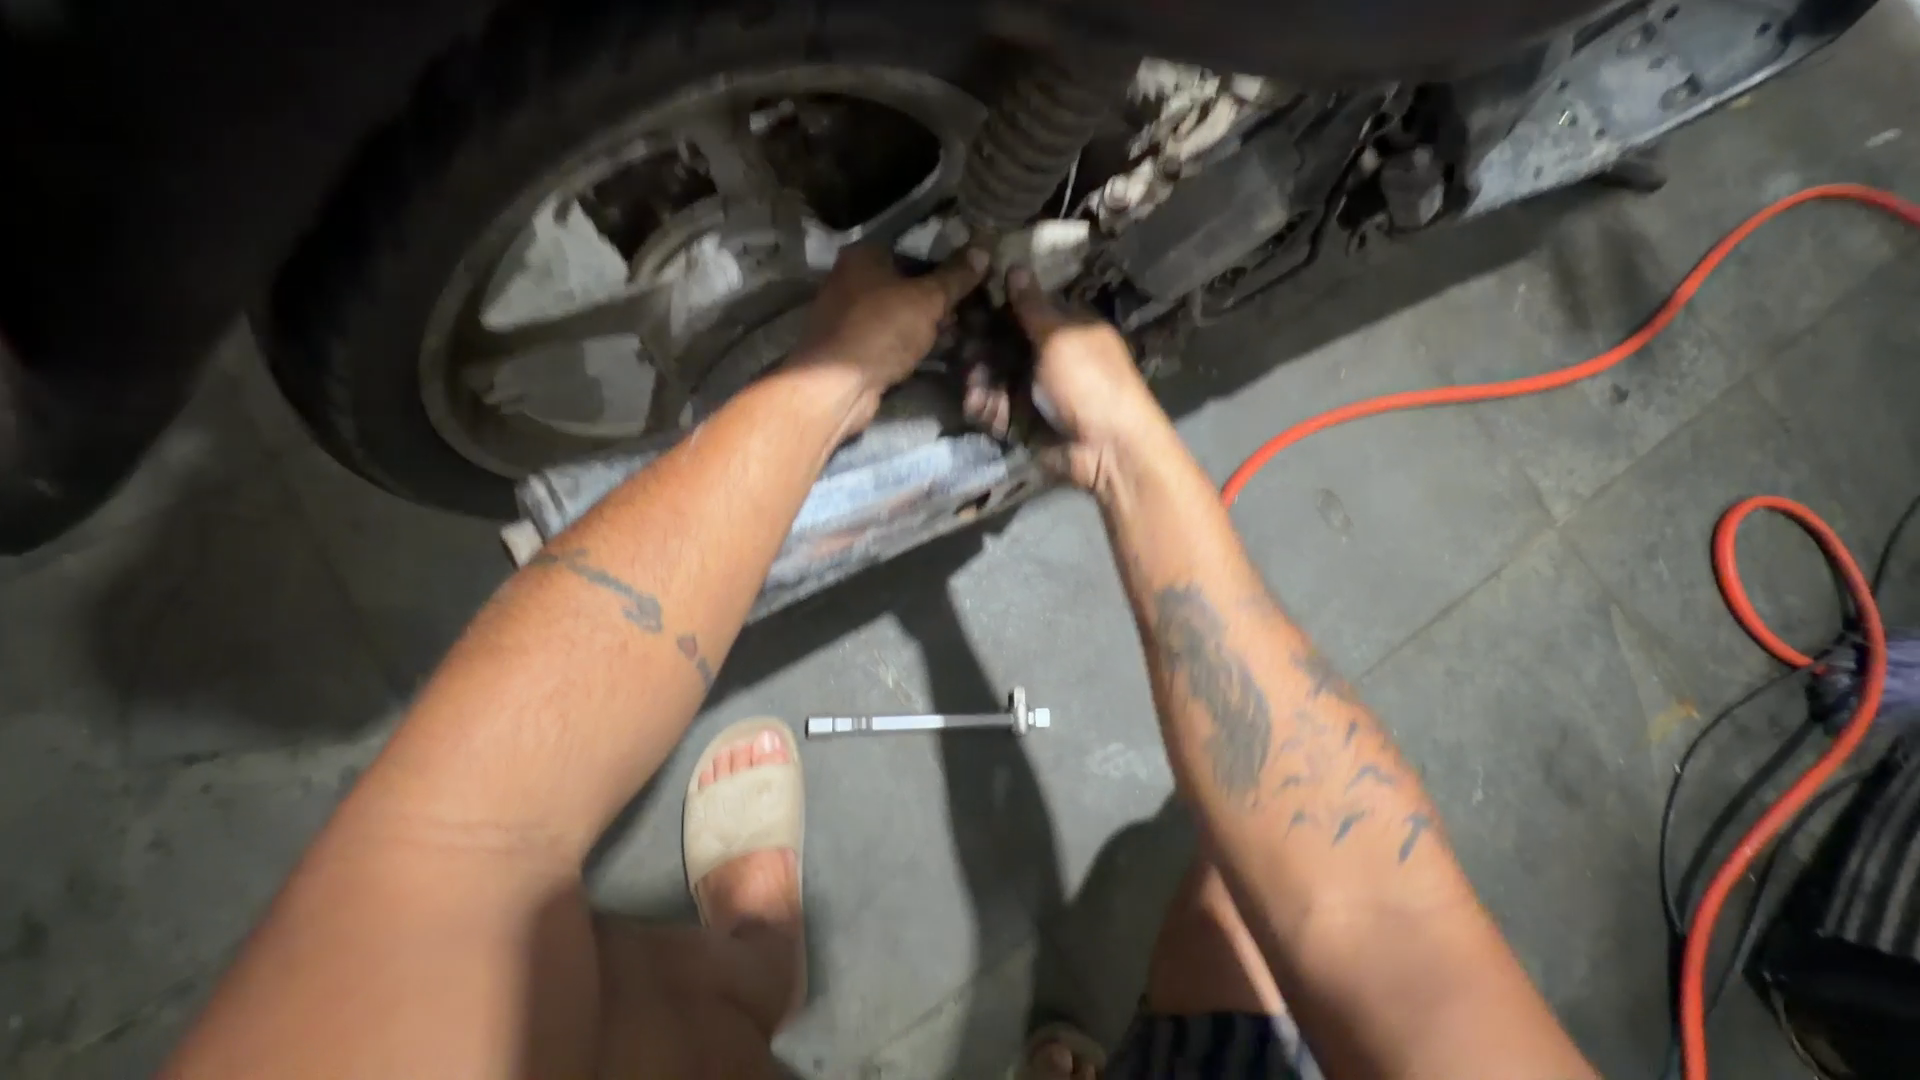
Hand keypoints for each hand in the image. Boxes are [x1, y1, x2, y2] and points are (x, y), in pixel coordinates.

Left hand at [789, 242, 988, 433]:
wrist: (837, 386)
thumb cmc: (881, 330)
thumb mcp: (927, 299)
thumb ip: (956, 276)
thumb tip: (983, 250)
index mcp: (864, 255)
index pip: (915, 248)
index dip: (947, 264)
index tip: (973, 280)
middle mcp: (852, 280)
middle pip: (907, 283)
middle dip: (940, 299)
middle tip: (971, 311)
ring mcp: (850, 316)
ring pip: (900, 313)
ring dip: (929, 325)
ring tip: (962, 333)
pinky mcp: (853, 347)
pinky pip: (891, 338)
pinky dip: (912, 344)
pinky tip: (938, 352)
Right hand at [964, 266, 1170, 493]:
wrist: (1107, 449)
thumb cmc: (1090, 382)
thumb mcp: (1060, 337)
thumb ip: (1031, 306)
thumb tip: (1015, 265)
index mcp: (1066, 329)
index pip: (1024, 310)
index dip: (996, 307)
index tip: (966, 303)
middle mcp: (1048, 357)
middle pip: (1004, 345)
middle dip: (980, 345)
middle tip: (960, 344)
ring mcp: (1035, 391)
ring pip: (995, 378)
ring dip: (979, 378)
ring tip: (970, 380)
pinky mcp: (1023, 422)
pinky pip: (996, 409)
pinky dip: (984, 406)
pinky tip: (975, 402)